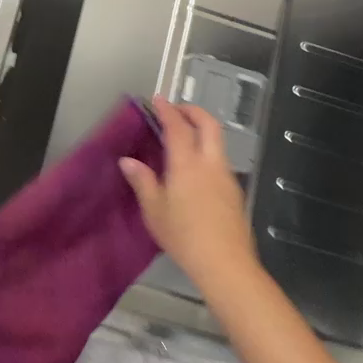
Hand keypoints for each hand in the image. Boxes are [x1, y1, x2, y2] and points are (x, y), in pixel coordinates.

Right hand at [120, 96, 258, 287]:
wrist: (225, 264)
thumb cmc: (184, 236)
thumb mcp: (155, 211)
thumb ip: (143, 181)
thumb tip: (128, 161)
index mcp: (187, 164)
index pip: (177, 126)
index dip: (167, 110)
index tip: (158, 99)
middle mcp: (210, 163)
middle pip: (208, 124)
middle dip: (193, 111)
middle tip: (176, 110)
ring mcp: (226, 176)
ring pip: (217, 141)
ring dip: (202, 130)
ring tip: (183, 137)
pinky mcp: (234, 191)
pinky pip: (219, 160)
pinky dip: (207, 151)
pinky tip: (194, 168)